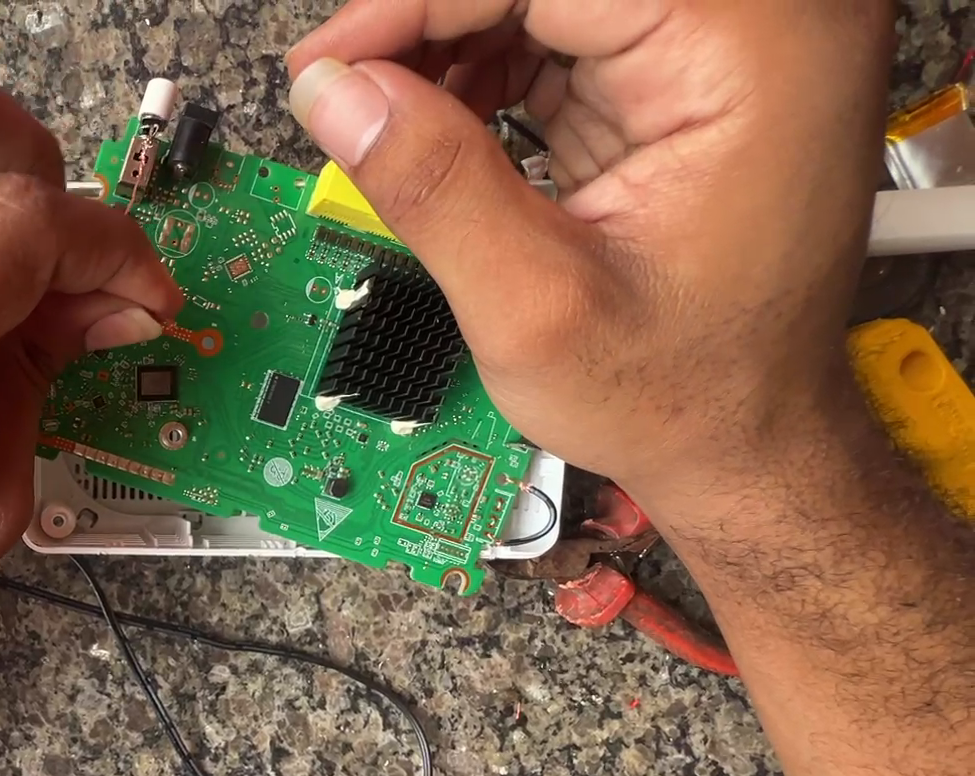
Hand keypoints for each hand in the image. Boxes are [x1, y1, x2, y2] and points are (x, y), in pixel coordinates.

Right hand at [285, 0, 892, 529]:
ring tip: (374, 121)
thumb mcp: (524, 304)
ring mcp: (715, 50)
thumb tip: (334, 97)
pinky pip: (554, 41)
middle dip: (424, 23)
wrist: (730, 434)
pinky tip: (429, 126)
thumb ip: (430, 186)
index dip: (417, 6)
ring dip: (442, 49)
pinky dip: (474, 77)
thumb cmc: (664, 388)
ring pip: (542, 0)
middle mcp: (750, 26)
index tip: (322, 63)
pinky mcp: (675, 82)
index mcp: (749, 53)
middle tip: (333, 91)